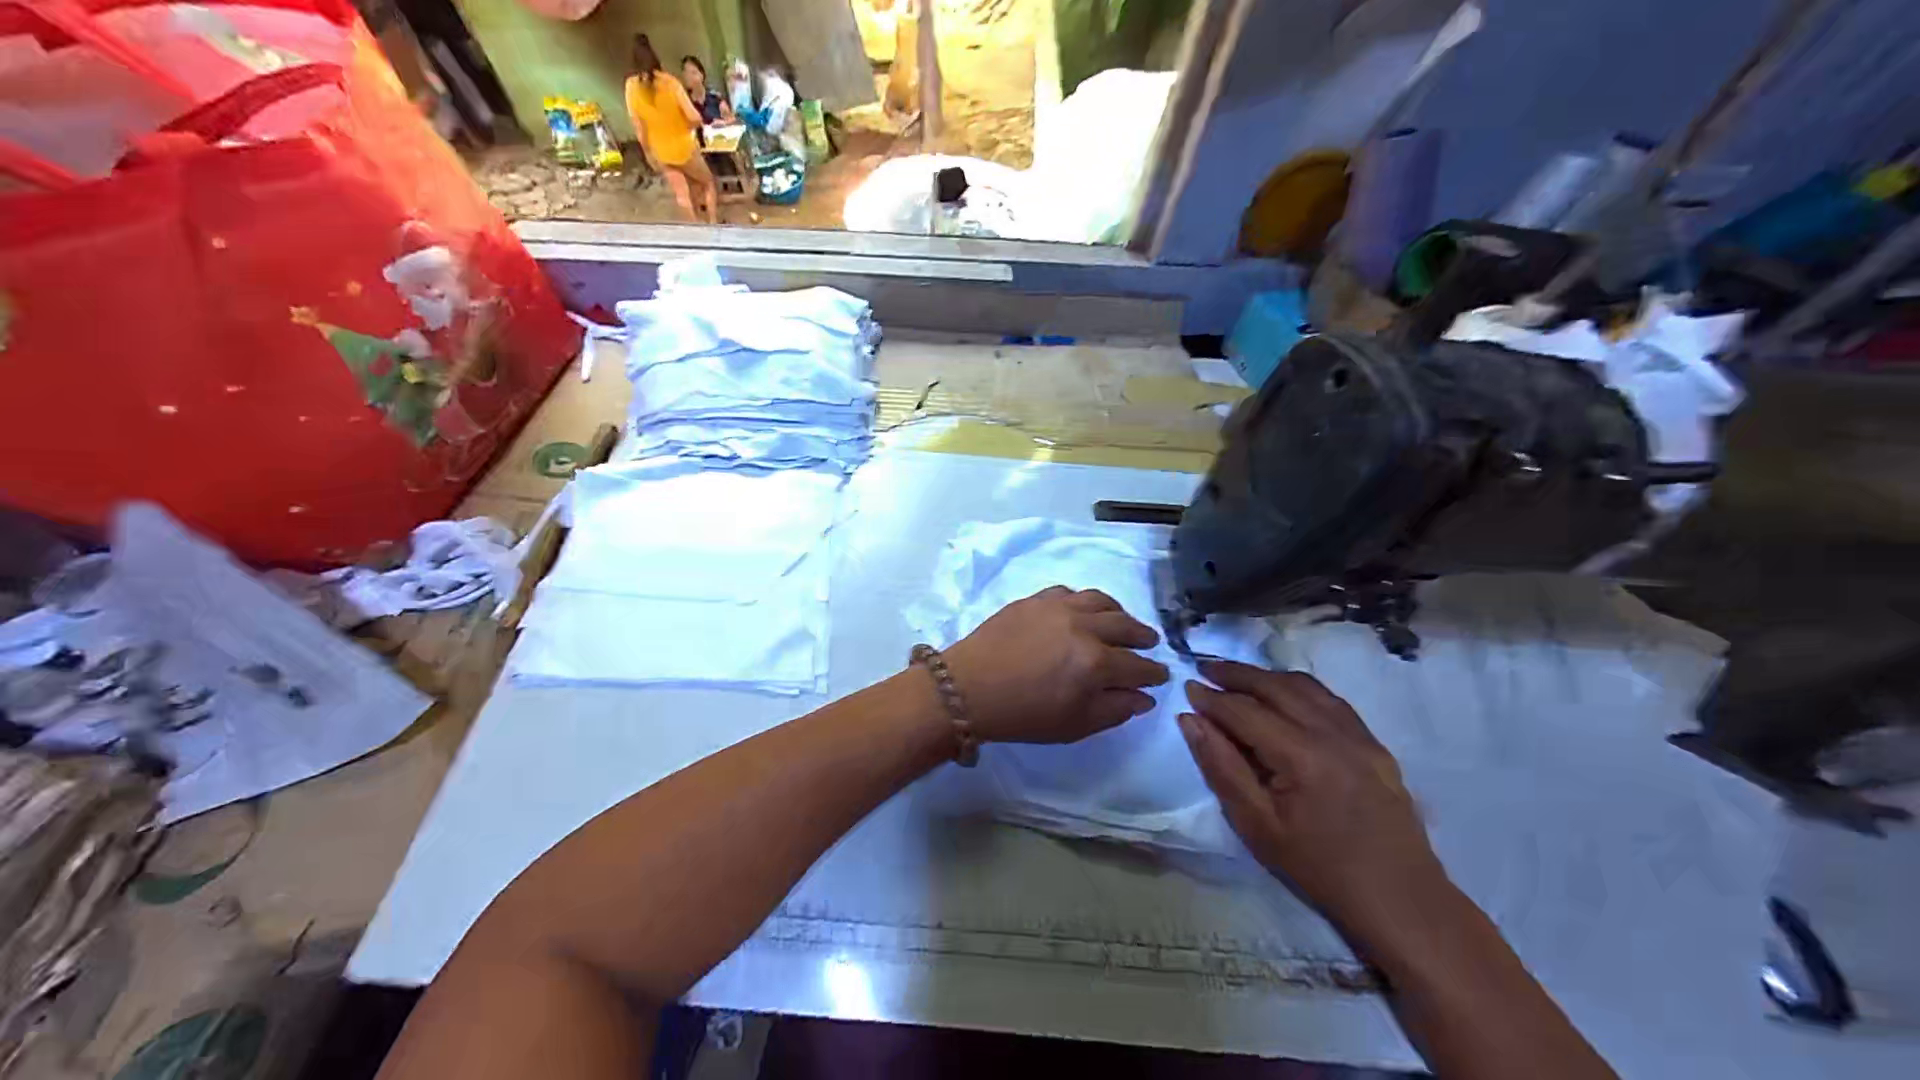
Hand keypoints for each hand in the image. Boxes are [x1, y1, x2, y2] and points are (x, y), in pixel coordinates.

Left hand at [941, 586, 1169, 744]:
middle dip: (1142, 637)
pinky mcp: (1035, 599)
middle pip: (1125, 626)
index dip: (1152, 673)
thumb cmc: (1023, 715)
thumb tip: (1143, 697)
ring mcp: (1057, 607)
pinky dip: (1084, 601)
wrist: (967, 689)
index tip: (1159, 676)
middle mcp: (1083, 627)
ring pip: (1100, 601)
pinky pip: (1069, 592)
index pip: (1138, 666)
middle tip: (1148, 643)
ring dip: (1118, 613)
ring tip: (1122, 622)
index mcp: (1096, 662)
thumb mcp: (1074, 725)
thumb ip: (1115, 709)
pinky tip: (1083, 610)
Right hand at [1179, 661, 1446, 928]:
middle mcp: (1333, 734)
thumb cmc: (1318, 868)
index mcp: (1303, 756)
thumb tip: (1191, 720)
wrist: (1398, 899)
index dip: (1212, 698)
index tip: (1187, 687)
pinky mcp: (1374, 743)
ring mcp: (1359, 735)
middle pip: (1276, 686)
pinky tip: (1282, 695)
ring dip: (1267, 676)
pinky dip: (1298, 688)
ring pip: (1306, 686)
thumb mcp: (1256, 825)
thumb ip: (1221, 766)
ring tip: (1237, 677)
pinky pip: (1330, 700)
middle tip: (1204, 668)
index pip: (1246, 711)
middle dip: (1236, 674)